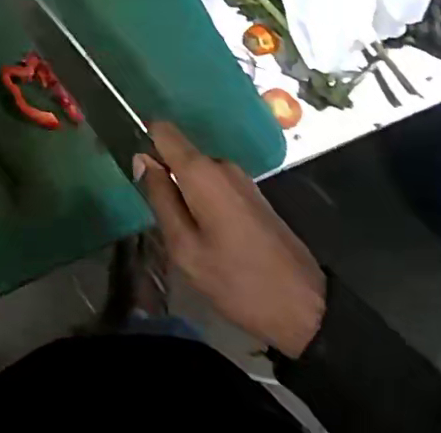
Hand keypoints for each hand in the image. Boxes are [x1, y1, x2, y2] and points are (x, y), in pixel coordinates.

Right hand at [135, 121, 326, 356]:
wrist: (307, 310)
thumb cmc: (238, 281)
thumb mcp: (185, 247)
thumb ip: (160, 198)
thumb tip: (141, 160)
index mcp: (202, 172)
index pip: (163, 130)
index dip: (143, 139)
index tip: (132, 166)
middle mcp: (222, 166)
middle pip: (179, 154)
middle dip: (163, 175)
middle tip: (157, 215)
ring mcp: (241, 181)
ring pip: (196, 172)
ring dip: (183, 192)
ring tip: (180, 231)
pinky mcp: (253, 197)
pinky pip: (213, 185)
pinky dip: (202, 201)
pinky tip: (205, 234)